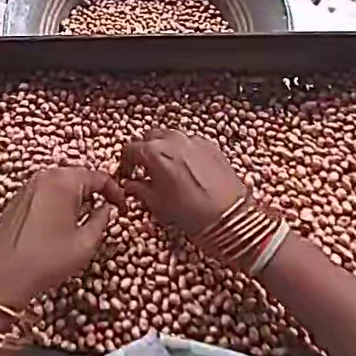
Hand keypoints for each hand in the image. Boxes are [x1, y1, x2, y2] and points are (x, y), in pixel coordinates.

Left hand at [0, 166, 124, 304]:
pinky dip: (59, 202)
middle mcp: (43, 177)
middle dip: (95, 192)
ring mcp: (27, 187)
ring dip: (77, 197)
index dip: (115, 191)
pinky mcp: (17, 200)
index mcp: (62, 181)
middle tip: (108, 212)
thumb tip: (108, 209)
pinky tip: (63, 223)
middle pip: (77, 177)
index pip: (97, 176)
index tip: (122, 207)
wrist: (1, 277)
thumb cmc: (46, 260)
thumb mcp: (84, 243)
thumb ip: (102, 220)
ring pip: (60, 185)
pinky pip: (45, 193)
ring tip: (87, 220)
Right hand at [118, 129, 246, 236]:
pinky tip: (185, 169)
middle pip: (149, 137)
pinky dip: (183, 151)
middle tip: (143, 169)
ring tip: (165, 169)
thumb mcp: (156, 204)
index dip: (125, 163)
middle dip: (144, 151)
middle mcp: (173, 140)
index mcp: (155, 152)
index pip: (130, 149)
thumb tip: (131, 185)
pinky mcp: (211, 146)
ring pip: (170, 137)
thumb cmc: (193, 213)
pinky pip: (190, 143)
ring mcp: (194, 141)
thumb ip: (139, 189)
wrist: (230, 219)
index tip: (126, 173)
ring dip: (163, 149)